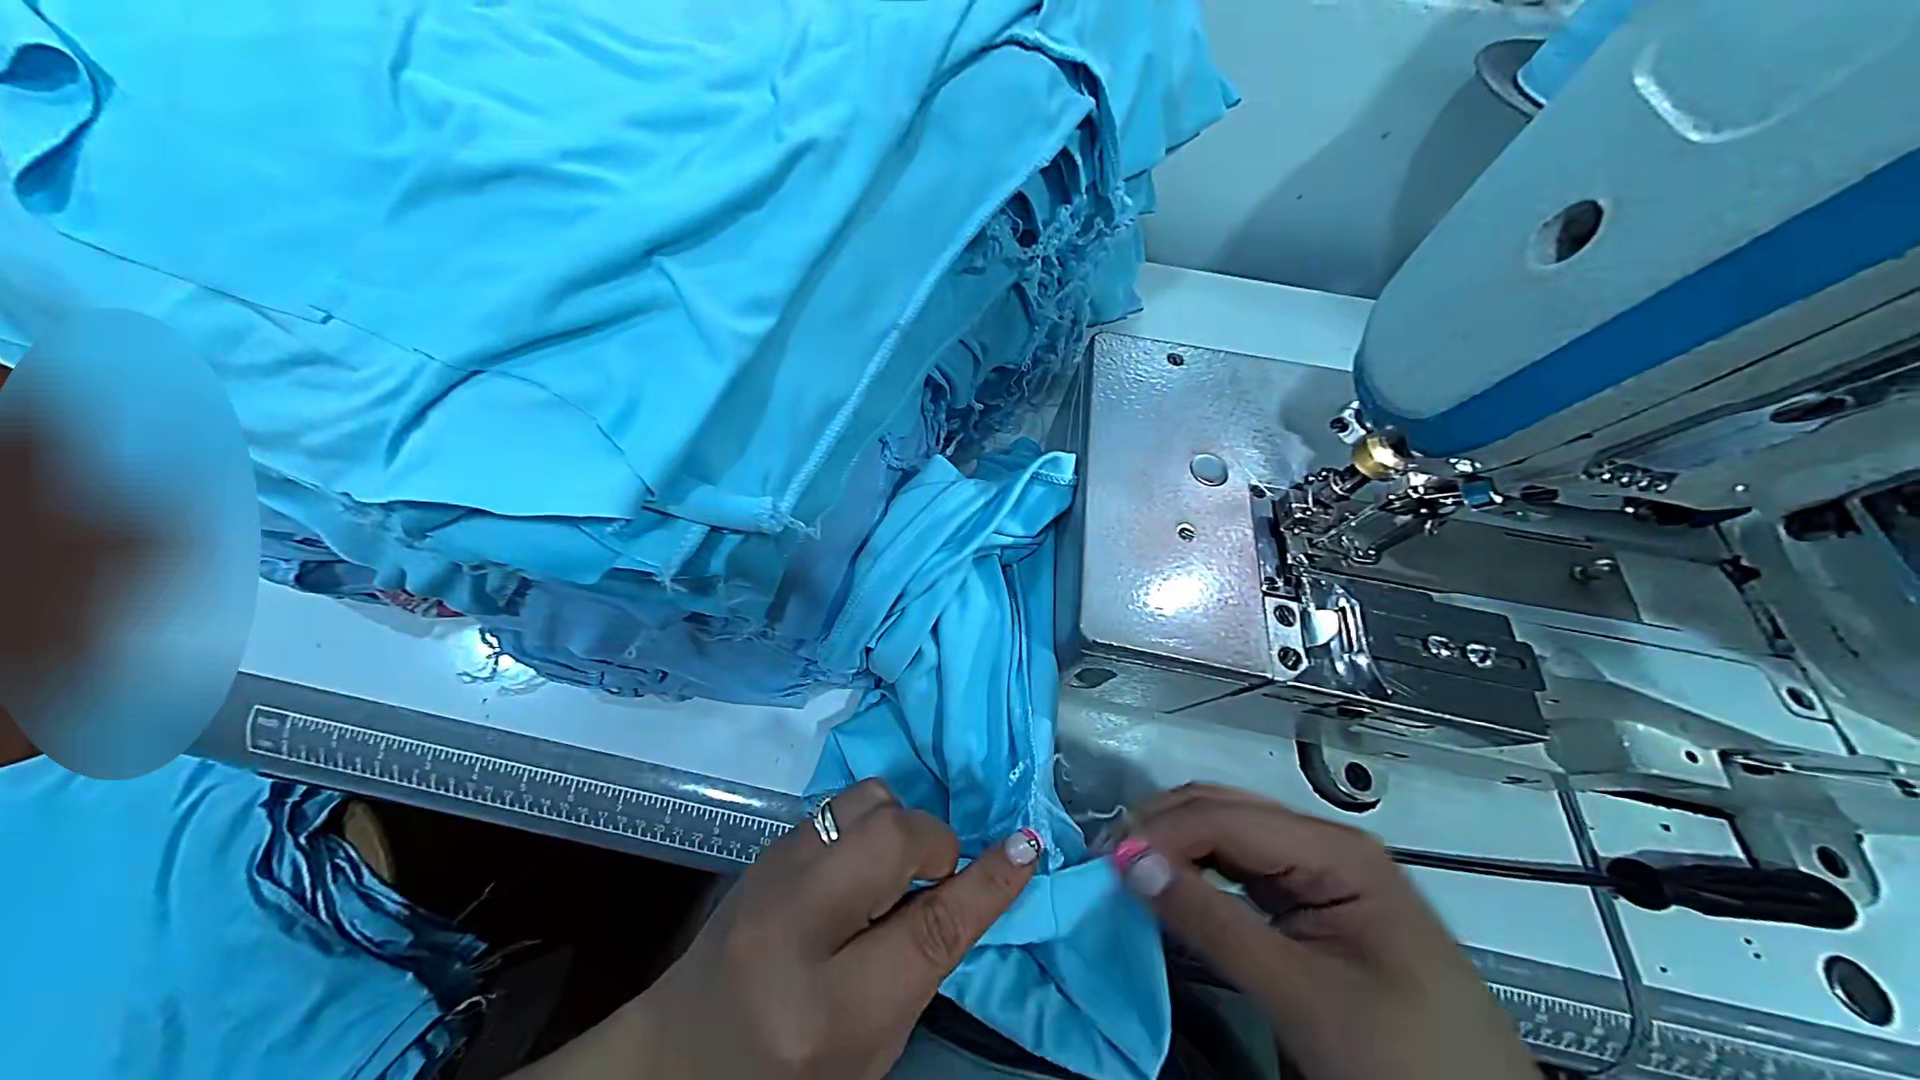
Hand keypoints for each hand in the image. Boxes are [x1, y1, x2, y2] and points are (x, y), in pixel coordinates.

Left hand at [514, 779, 1042, 1079]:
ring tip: (889, 872)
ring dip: (897, 827)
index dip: (987, 884)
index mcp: (828, 1007)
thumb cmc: (788, 1071)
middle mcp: (792, 925)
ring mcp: (770, 874)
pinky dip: (867, 827)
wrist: (679, 1055)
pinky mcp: (765, 848)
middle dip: (930, 844)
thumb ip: (926, 960)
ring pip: (865, 800)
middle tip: (929, 879)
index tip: (1026, 848)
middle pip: (891, 836)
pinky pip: (839, 808)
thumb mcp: (873, 1042)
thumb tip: (978, 881)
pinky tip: (857, 868)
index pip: (929, 928)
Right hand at [1115, 784, 1537, 1079]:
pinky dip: (1195, 870)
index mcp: (1335, 849)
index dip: (1161, 833)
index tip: (1107, 861)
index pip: (1225, 818)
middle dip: (1161, 827)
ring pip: (1226, 833)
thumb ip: (1213, 922)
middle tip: (1107, 860)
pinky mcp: (1310, 900)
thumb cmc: (1406, 1058)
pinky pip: (1239, 868)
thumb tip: (1132, 862)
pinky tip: (1168, 884)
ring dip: (1173, 844)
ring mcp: (1318, 870)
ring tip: (1127, 869)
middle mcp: (1324, 844)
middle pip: (1224, 810)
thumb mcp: (1303, 995)